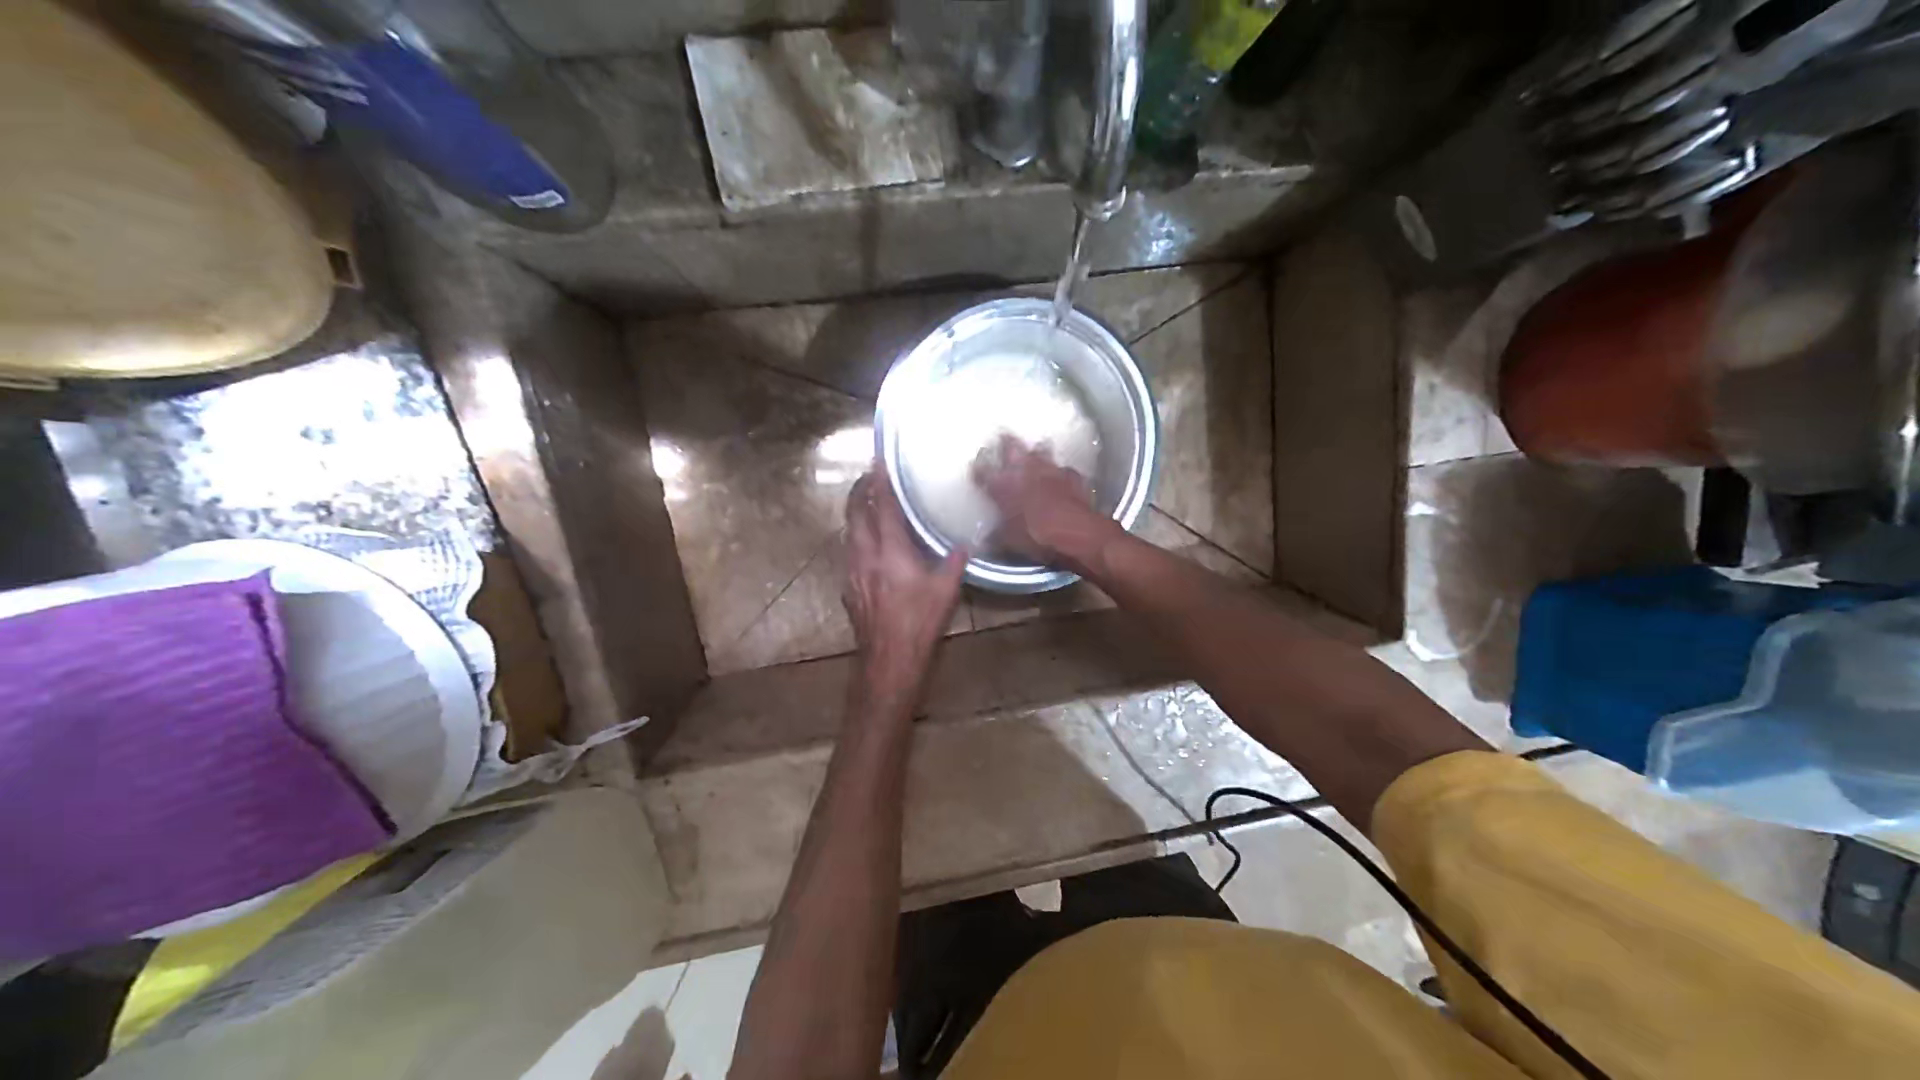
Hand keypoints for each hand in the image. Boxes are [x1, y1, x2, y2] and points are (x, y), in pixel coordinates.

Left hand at [843, 468, 966, 703]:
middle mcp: (865, 555)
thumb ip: (954, 563)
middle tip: (869, 476)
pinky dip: (857, 537)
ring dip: (857, 513)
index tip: (879, 461)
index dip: (881, 481)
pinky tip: (868, 544)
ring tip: (868, 504)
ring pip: (849, 532)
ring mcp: (852, 571)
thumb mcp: (946, 591)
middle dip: (861, 491)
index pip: (883, 507)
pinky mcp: (848, 587)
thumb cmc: (919, 623)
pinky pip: (850, 552)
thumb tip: (962, 546)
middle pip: (856, 513)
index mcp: (890, 551)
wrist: (888, 659)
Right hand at [971, 435, 1110, 566]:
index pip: (983, 471)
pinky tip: (1063, 476)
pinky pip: (1065, 469)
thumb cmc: (1035, 535)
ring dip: (1036, 450)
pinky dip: (1062, 472)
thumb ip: (996, 536)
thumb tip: (987, 540)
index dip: (978, 467)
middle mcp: (1024, 471)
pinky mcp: (1072, 476)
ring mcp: (1050, 470)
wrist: (1073, 530)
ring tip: (1035, 449)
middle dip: (1006, 441)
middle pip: (1011, 446)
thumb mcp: (1009, 541)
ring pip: (1041, 450)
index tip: (976, 464)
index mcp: (1002, 486)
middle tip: (1003, 435)